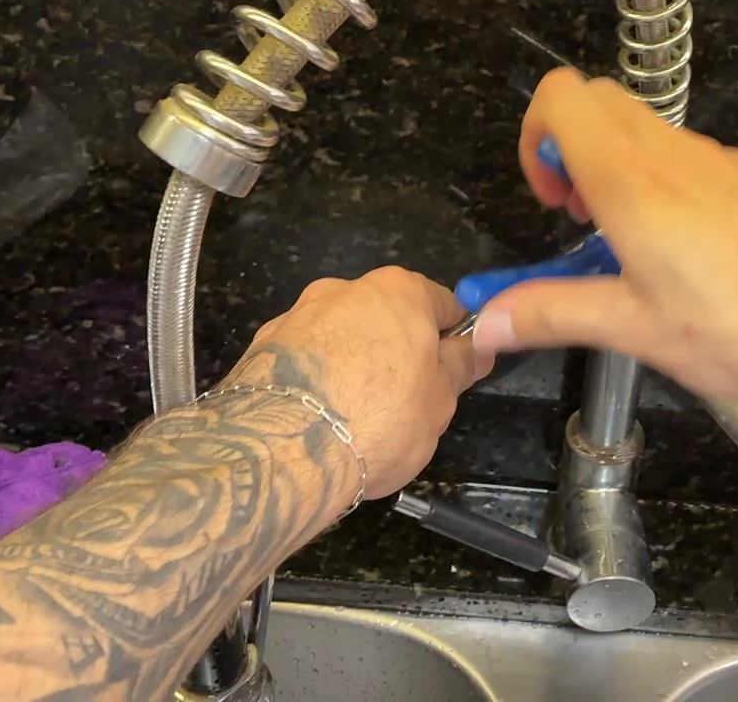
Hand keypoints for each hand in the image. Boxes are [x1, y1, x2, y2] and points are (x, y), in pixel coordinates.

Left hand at [225, 267, 481, 496]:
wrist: (279, 450)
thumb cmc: (379, 418)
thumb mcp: (440, 401)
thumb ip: (459, 367)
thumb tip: (475, 348)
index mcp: (400, 290)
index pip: (444, 305)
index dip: (453, 340)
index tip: (451, 373)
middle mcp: (347, 288)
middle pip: (388, 316)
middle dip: (398, 350)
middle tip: (403, 400)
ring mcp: (299, 314)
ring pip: (342, 336)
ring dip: (352, 362)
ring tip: (352, 416)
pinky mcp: (261, 345)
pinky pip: (304, 359)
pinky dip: (314, 379)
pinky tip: (315, 419)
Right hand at [470, 69, 737, 414]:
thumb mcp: (633, 327)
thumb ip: (550, 315)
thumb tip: (490, 322)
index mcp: (630, 178)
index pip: (560, 95)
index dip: (534, 136)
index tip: (551, 199)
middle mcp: (671, 151)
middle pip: (598, 100)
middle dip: (569, 148)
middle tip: (581, 217)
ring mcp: (717, 158)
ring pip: (644, 128)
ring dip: (615, 168)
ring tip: (630, 245)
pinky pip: (687, 156)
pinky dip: (661, 182)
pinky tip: (687, 252)